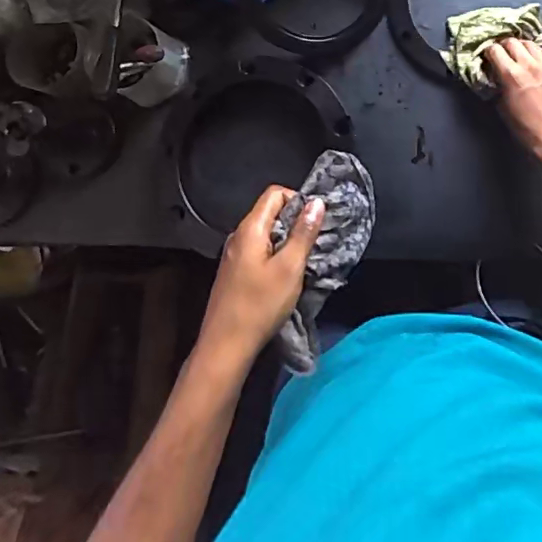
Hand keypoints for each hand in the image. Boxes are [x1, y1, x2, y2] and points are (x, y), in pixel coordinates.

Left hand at [198, 186, 324, 365]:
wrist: (225, 347)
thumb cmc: (260, 305)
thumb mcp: (290, 268)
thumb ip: (303, 233)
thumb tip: (316, 202)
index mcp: (250, 229)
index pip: (274, 193)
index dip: (297, 200)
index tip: (313, 223)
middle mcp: (238, 236)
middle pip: (270, 212)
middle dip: (294, 222)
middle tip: (312, 243)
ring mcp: (233, 254)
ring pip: (265, 233)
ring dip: (286, 240)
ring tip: (301, 261)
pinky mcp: (234, 272)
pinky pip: (258, 250)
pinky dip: (274, 254)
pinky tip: (284, 276)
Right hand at [481, 38, 541, 157]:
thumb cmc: (524, 126)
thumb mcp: (502, 106)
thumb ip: (497, 86)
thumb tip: (494, 76)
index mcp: (511, 74)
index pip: (494, 50)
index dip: (488, 52)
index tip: (487, 57)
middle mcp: (528, 65)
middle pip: (512, 42)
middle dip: (503, 46)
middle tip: (501, 53)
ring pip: (529, 43)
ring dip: (520, 46)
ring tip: (517, 53)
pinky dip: (536, 52)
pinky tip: (533, 59)